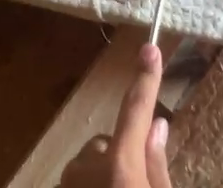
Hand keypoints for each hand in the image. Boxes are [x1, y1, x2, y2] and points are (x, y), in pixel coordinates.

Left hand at [58, 43, 172, 187]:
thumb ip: (156, 165)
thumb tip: (156, 126)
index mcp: (120, 166)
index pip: (136, 111)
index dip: (145, 79)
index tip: (149, 48)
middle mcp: (86, 165)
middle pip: (108, 143)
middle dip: (120, 156)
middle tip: (134, 182)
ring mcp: (66, 180)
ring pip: (89, 161)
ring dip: (101, 175)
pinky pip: (75, 179)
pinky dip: (86, 185)